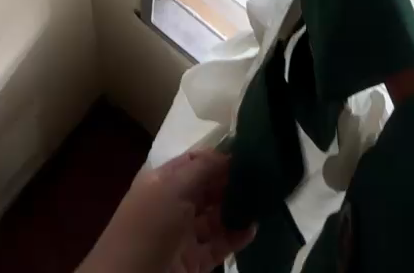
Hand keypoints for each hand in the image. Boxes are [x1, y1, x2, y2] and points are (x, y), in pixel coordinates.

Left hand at [79, 149, 255, 272]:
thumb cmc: (148, 227)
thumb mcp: (172, 188)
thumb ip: (201, 169)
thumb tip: (229, 153)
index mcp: (162, 181)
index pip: (195, 161)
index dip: (220, 156)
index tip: (250, 151)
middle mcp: (173, 205)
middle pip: (207, 188)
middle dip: (232, 181)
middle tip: (264, 176)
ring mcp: (183, 236)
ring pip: (215, 217)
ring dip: (237, 208)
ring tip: (264, 200)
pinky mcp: (193, 263)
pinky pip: (219, 245)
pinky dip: (236, 237)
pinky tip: (253, 228)